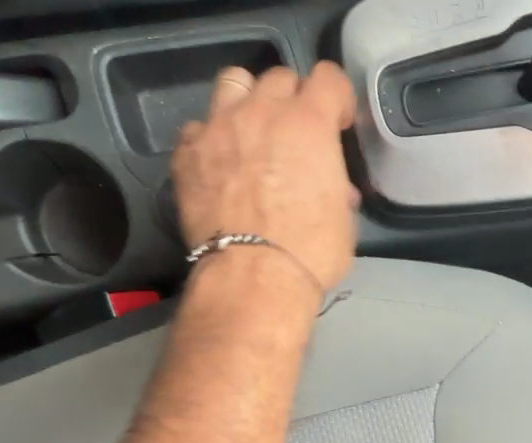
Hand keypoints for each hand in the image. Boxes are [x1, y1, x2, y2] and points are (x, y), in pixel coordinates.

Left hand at [172, 63, 360, 293]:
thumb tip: (336, 190)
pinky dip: (212, 139)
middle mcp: (262, 113)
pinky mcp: (188, 152)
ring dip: (248, 100)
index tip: (339, 123)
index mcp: (309, 124)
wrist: (255, 277)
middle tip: (297, 134)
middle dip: (294, 99)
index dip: (338, 99)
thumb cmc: (310, 252)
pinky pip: (199, 127)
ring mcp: (220, 127)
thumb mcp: (343, 221)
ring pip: (234, 82)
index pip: (329, 79)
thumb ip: (337, 188)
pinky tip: (221, 163)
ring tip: (253, 131)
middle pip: (280, 77)